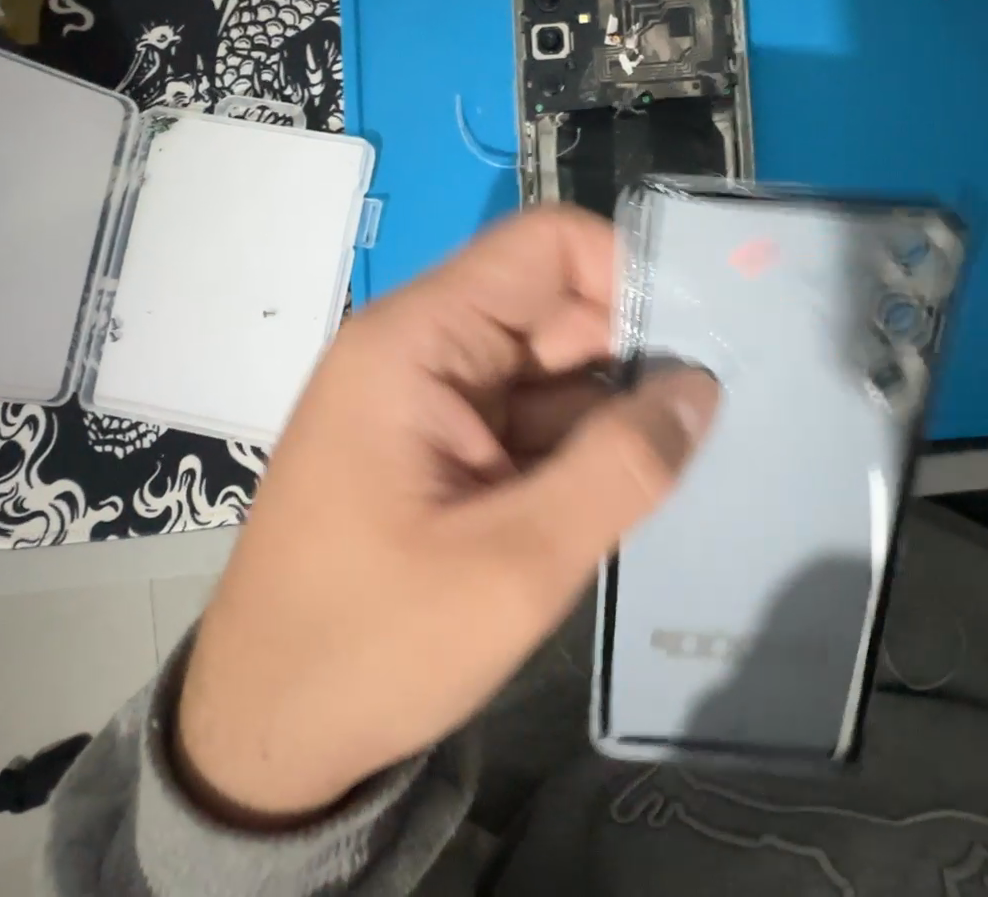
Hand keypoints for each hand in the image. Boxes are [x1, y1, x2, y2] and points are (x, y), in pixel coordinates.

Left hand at [175, 207, 719, 824]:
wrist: (267, 739)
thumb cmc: (373, 649)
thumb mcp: (517, 563)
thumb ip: (621, 467)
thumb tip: (702, 388)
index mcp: (418, 344)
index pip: (547, 248)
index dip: (629, 274)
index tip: (701, 341)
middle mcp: (425, 354)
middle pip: (560, 310)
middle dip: (639, 354)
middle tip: (720, 417)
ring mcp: (436, 406)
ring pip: (559, 372)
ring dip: (620, 411)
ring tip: (692, 458)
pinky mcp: (448, 454)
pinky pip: (539, 423)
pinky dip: (589, 448)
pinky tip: (638, 488)